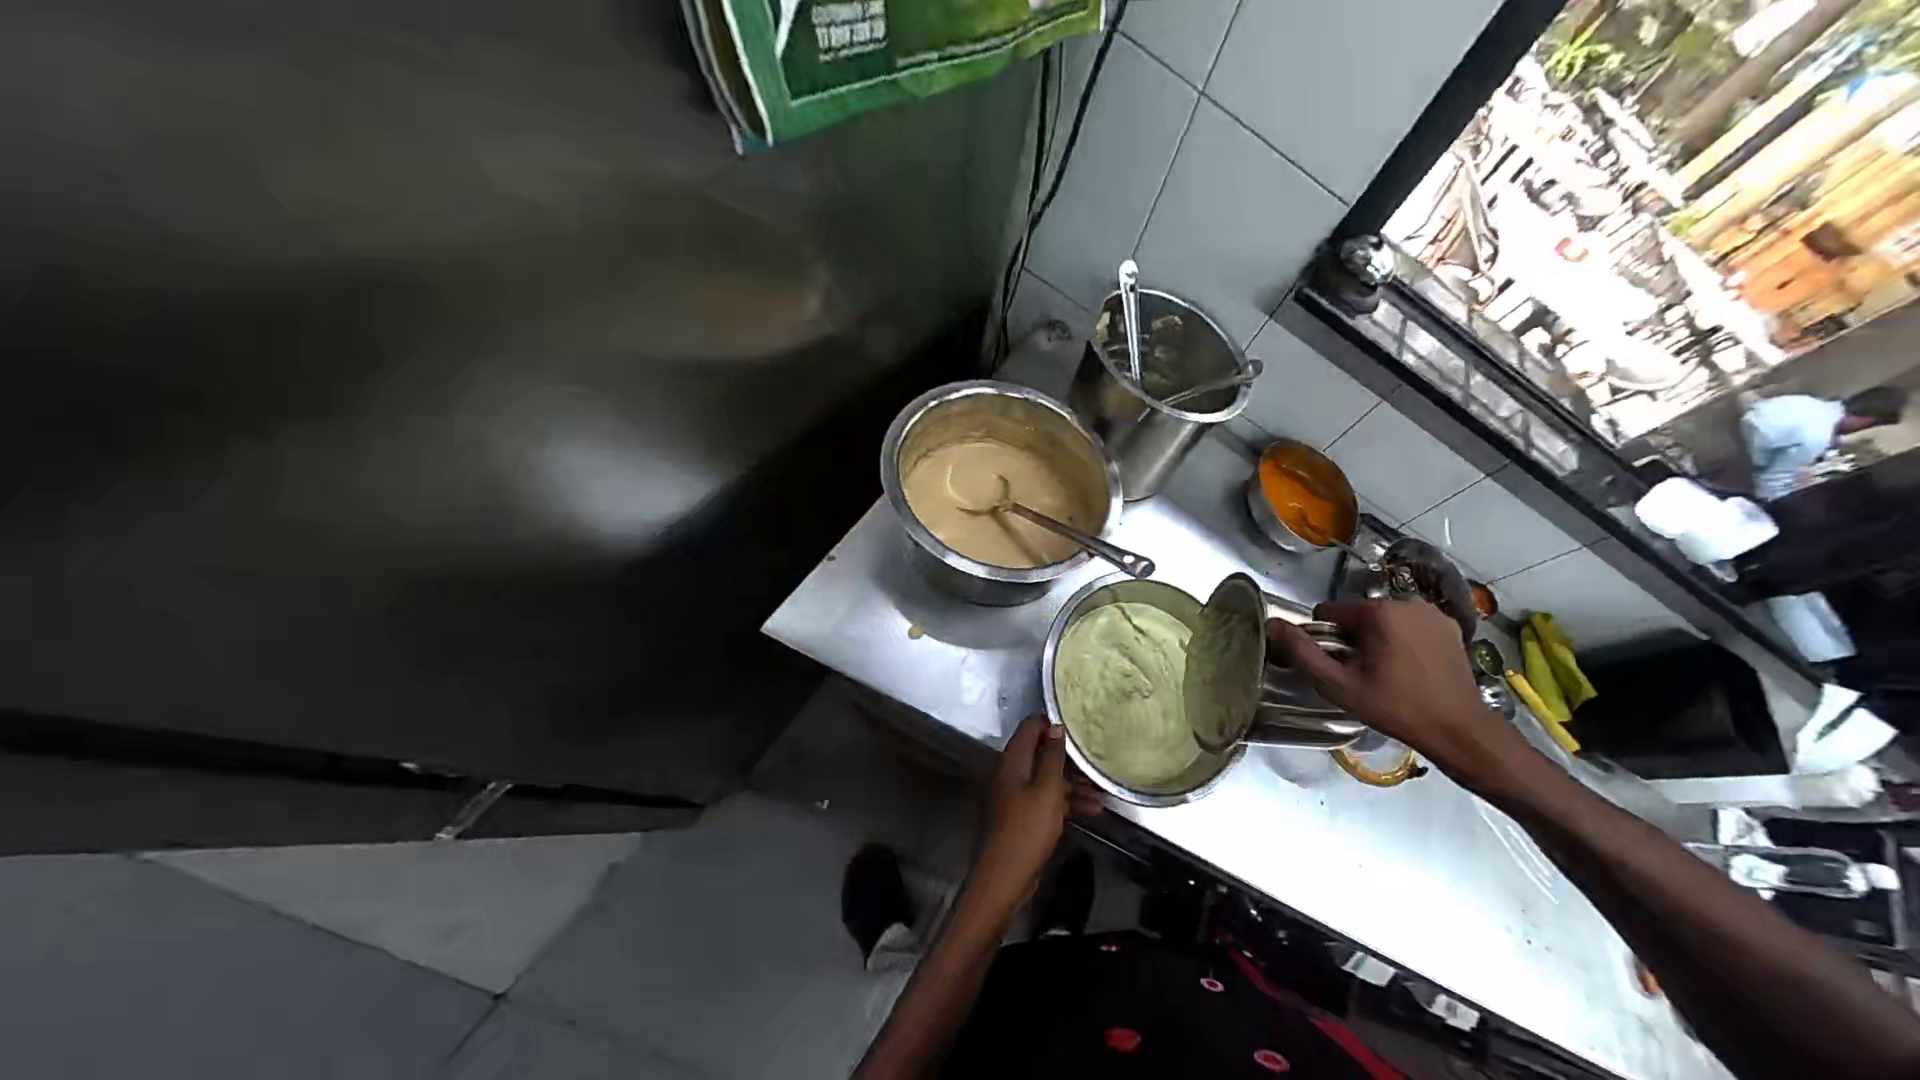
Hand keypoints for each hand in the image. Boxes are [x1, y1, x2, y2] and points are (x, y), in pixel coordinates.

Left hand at [973, 715, 1102, 904]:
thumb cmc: (1027, 829)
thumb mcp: (1047, 789)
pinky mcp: (1023, 815)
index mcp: (1013, 761)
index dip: (1053, 724)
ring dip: (1073, 783)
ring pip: (1047, 779)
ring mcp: (1016, 795)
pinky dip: (1066, 802)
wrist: (1006, 876)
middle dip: (1069, 758)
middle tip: (1096, 762)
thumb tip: (1056, 727)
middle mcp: (1012, 773)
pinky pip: (1047, 799)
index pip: (1030, 727)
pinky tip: (1092, 810)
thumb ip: (1053, 756)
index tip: (1079, 728)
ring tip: (1102, 790)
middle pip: (1041, 754)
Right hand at [1268, 600, 1531, 789]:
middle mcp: (1406, 603)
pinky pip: (1409, 625)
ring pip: (1383, 620)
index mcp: (1377, 612)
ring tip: (1387, 672)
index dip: (1326, 639)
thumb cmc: (1395, 707)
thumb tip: (1272, 624)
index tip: (1341, 666)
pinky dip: (1403, 640)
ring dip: (1377, 639)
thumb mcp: (1338, 685)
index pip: (1329, 612)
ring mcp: (1432, 613)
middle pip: (1357, 615)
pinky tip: (1410, 668)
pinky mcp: (1450, 626)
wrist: (1460, 730)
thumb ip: (1301, 652)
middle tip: (1363, 674)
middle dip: (1353, 639)